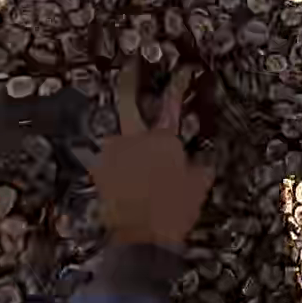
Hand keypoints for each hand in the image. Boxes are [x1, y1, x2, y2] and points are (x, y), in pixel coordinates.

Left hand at [78, 61, 214, 249]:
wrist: (143, 239)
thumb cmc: (175, 210)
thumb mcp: (200, 185)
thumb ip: (204, 163)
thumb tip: (210, 153)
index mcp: (164, 137)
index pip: (173, 99)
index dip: (180, 80)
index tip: (185, 68)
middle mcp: (136, 137)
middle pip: (127, 97)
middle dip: (128, 76)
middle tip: (130, 63)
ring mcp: (114, 152)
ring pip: (105, 122)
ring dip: (107, 115)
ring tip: (104, 106)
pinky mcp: (99, 170)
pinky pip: (95, 151)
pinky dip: (96, 147)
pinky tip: (92, 145)